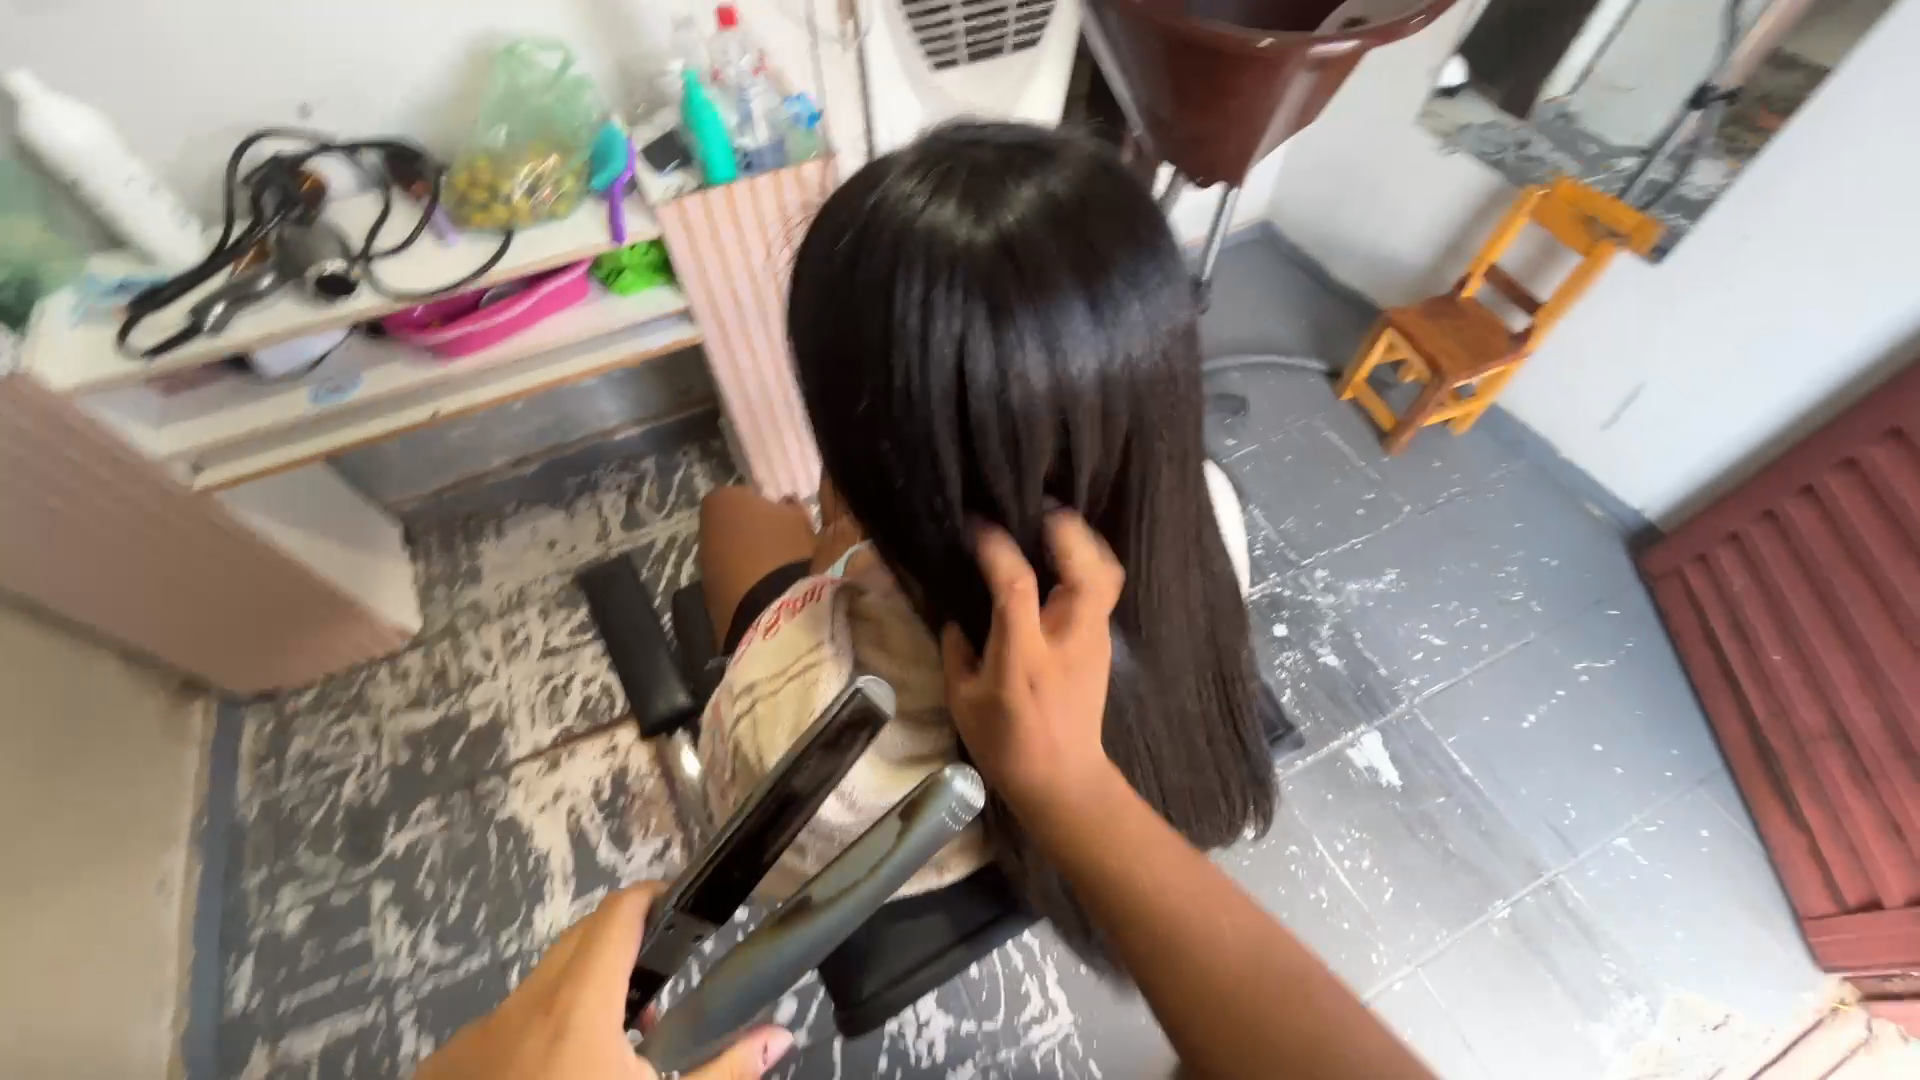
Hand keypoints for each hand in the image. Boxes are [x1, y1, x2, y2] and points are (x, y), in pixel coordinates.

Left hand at [413, 883, 793, 1079]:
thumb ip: (725, 1070)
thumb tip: (779, 1035)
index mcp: (576, 1009)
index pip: (618, 913)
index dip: (652, 897)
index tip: (679, 908)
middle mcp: (518, 1009)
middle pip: (580, 939)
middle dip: (622, 946)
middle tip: (656, 991)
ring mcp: (470, 1041)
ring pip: (539, 982)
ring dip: (580, 991)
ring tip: (606, 1049)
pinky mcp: (441, 1069)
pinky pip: (501, 1024)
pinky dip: (536, 1029)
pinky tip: (552, 1079)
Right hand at [940, 510, 1124, 818]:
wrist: (1064, 779)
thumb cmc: (1005, 744)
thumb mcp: (962, 700)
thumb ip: (957, 649)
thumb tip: (956, 612)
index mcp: (1024, 656)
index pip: (1016, 586)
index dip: (997, 548)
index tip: (977, 526)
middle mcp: (1068, 641)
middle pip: (1087, 572)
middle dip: (1068, 532)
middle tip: (1040, 509)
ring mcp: (1094, 642)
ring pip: (1106, 577)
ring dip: (1085, 544)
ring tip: (1057, 526)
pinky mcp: (1104, 646)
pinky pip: (1102, 592)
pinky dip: (1087, 566)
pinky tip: (1065, 560)